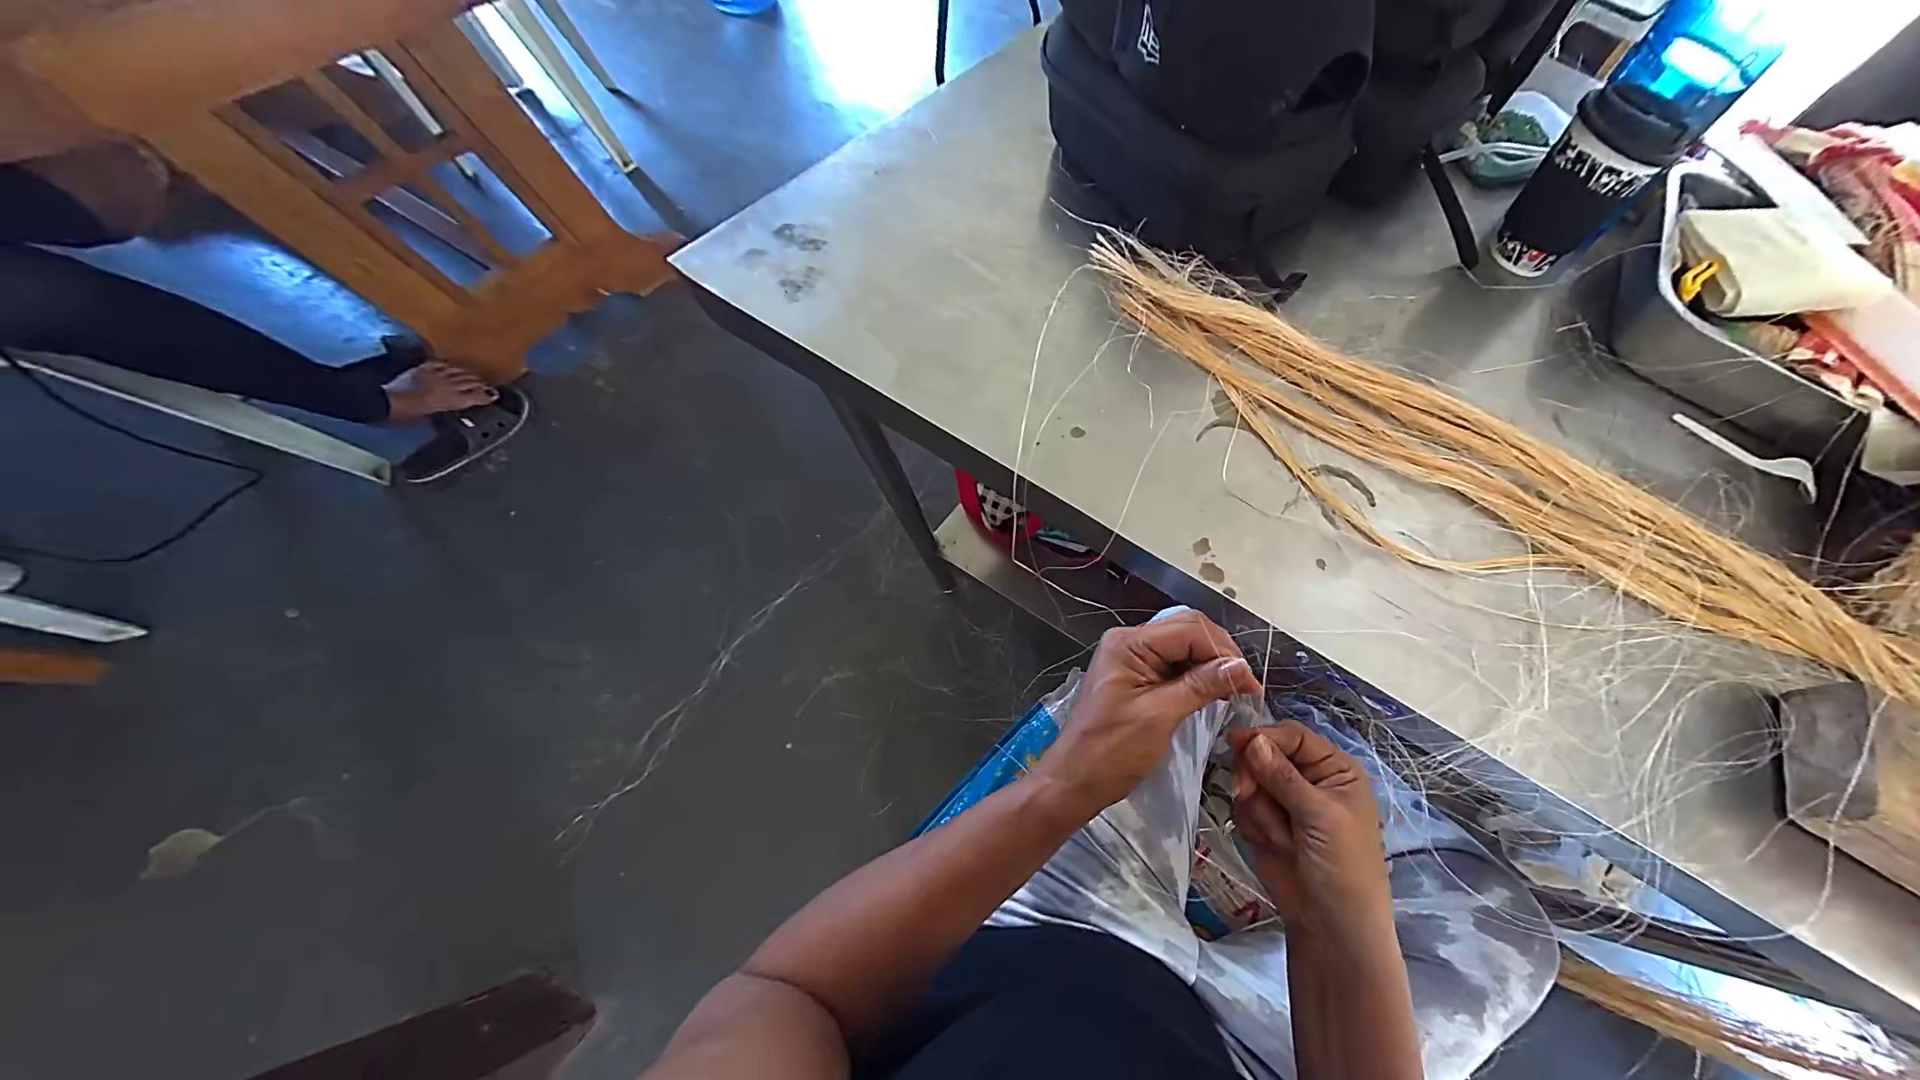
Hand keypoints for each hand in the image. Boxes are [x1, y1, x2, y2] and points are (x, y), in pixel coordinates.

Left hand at [1032, 610, 1258, 815]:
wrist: (1076, 778)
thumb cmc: (1112, 750)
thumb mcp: (1159, 716)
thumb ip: (1199, 686)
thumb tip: (1241, 667)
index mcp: (1128, 643)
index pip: (1188, 629)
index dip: (1224, 652)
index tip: (1250, 684)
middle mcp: (1129, 641)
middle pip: (1187, 630)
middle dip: (1220, 654)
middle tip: (1245, 686)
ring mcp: (1131, 658)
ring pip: (1183, 646)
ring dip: (1211, 665)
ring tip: (1235, 690)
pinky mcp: (1136, 676)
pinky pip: (1173, 664)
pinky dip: (1197, 675)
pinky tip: (1214, 692)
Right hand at [1227, 722, 1390, 935]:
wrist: (1331, 927)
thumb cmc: (1343, 867)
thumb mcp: (1319, 816)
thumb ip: (1282, 776)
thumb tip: (1252, 738)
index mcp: (1335, 770)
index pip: (1292, 736)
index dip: (1264, 738)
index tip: (1234, 744)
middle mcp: (1309, 779)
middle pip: (1262, 754)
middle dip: (1255, 778)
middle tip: (1248, 795)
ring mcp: (1285, 801)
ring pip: (1249, 781)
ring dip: (1259, 811)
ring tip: (1282, 840)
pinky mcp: (1266, 821)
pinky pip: (1242, 806)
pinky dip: (1252, 825)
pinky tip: (1273, 847)